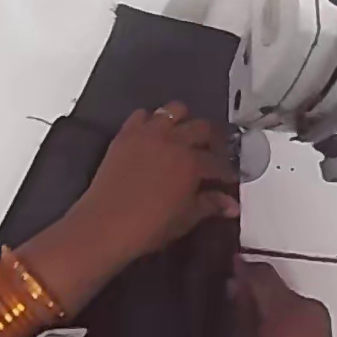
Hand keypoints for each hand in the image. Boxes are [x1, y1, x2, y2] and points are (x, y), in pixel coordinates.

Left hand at [64, 101, 238, 262]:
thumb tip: (229, 204)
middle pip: (202, 127)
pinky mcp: (126, 134)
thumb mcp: (185, 219)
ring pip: (174, 110)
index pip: (218, 162)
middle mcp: (173, 141)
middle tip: (212, 151)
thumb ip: (210, 205)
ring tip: (184, 135)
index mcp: (192, 163)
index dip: (225, 171)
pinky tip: (153, 134)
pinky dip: (151, 120)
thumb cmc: (148, 226)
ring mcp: (148, 134)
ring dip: (183, 120)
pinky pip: (142, 114)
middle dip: (212, 139)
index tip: (227, 177)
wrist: (106, 224)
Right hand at [227, 259, 336, 336]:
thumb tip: (234, 285)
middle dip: (252, 288)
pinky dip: (279, 317)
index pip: (260, 272)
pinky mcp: (325, 336)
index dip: (240, 268)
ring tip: (242, 322)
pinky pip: (295, 313)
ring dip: (266, 304)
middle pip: (274, 284)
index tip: (221, 269)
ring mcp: (320, 321)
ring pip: (284, 299)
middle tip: (226, 301)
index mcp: (287, 310)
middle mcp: (308, 307)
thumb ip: (239, 318)